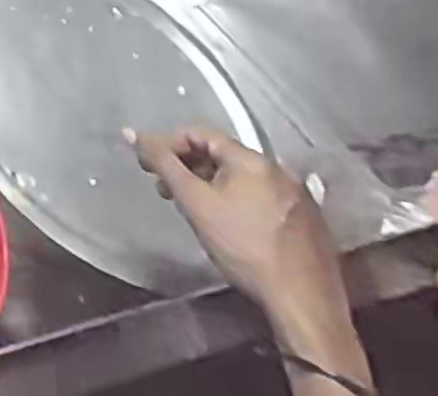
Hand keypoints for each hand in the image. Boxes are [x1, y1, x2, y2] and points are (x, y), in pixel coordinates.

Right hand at [129, 127, 344, 317]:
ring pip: (239, 176)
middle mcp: (277, 169)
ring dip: (209, 183)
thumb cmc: (243, 248)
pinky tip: (227, 223)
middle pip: (219, 153)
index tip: (151, 167)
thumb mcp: (194, 202)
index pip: (199, 133)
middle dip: (186, 166)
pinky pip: (259, 194)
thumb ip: (162, 163)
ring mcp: (296, 194)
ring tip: (192, 208)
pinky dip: (235, 199)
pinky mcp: (306, 219)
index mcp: (252, 159)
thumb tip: (131, 132)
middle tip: (166, 189)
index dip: (168, 144)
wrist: (304, 306)